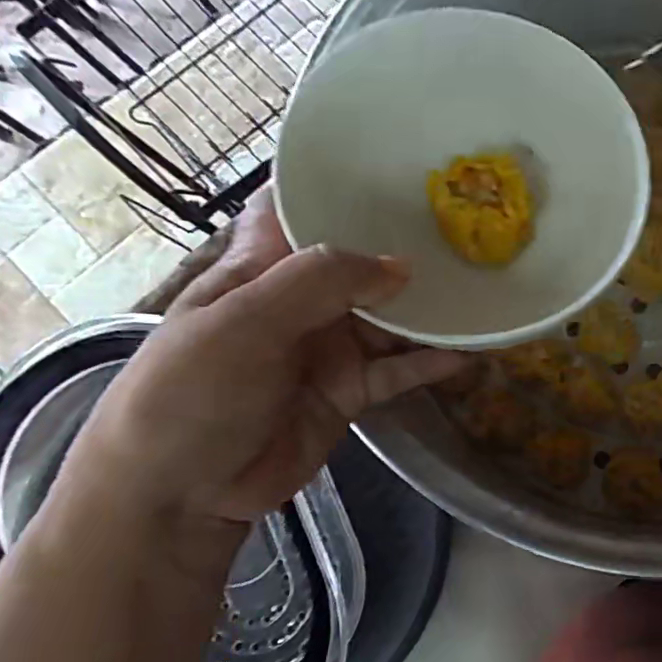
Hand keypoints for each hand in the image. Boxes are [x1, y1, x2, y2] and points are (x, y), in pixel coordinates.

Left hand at [50, 186, 469, 543]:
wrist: (182, 493)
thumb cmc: (192, 393)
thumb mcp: (245, 322)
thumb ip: (319, 283)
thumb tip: (400, 267)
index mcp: (261, 267)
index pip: (301, 210)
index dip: (343, 187)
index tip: (399, 167)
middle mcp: (298, 302)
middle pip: (359, 264)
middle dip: (403, 246)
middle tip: (465, 224)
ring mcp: (325, 350)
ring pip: (387, 318)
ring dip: (426, 308)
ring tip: (479, 285)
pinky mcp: (347, 394)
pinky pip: (396, 372)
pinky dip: (427, 363)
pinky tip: (466, 352)